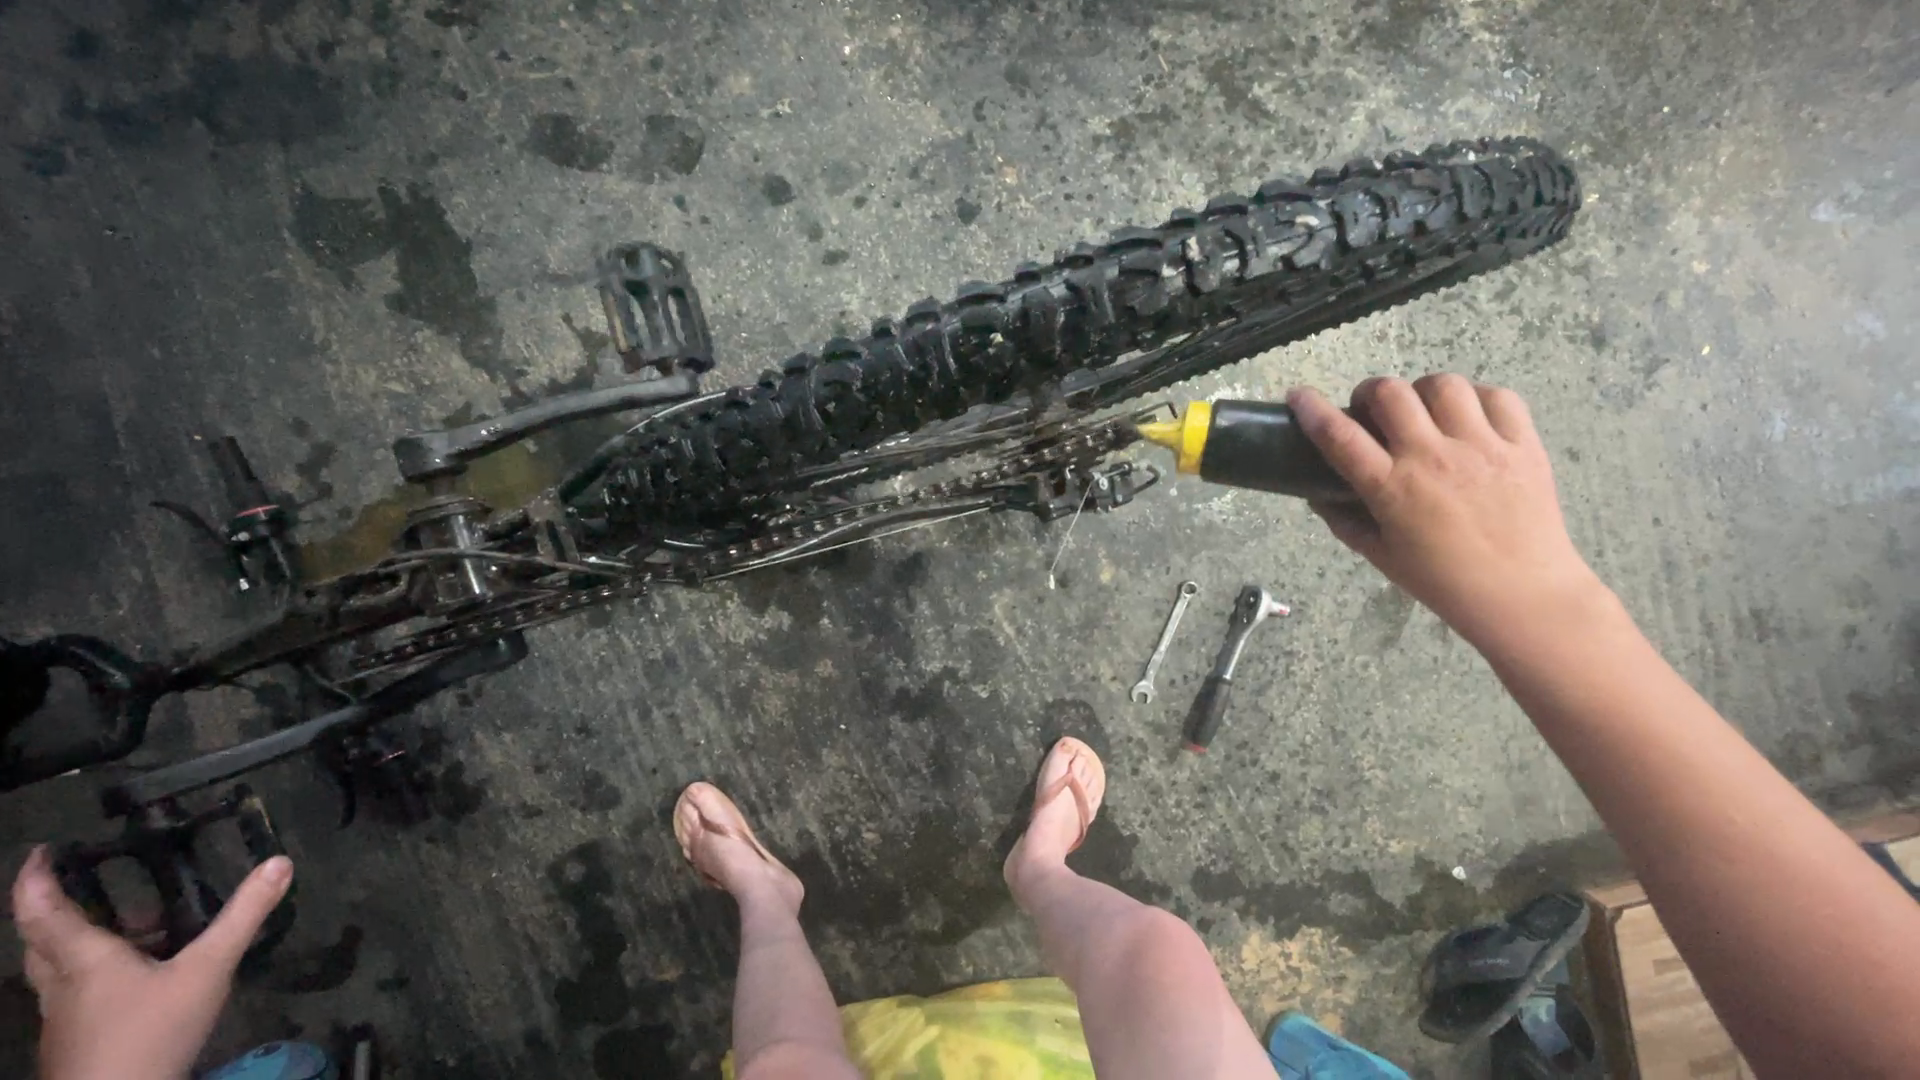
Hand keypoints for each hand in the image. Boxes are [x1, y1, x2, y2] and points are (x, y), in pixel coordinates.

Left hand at [10, 846, 292, 1079]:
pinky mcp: (75, 1039)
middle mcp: (63, 985)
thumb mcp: (209, 969)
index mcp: (84, 960)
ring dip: (73, 940)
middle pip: (39, 942)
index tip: (41, 852)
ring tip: (118, 921)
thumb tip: (279, 862)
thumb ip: (243, 916)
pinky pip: (74, 990)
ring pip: (54, 969)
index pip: (43, 913)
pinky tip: (132, 972)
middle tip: (72, 881)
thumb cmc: (150, 1032)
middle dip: (47, 910)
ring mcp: (64, 1017)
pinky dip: (91, 968)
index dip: (36, 881)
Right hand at [1288, 375, 1605, 646]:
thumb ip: (1343, 520)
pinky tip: (1468, 418)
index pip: (1339, 435)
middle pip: (1389, 393)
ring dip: (1421, 392)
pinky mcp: (1523, 444)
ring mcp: (1481, 446)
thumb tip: (1318, 494)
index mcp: (1391, 488)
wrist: (1523, 594)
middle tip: (1371, 412)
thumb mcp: (1379, 554)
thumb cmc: (1442, 580)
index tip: (1298, 396)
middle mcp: (1432, 458)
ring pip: (1443, 385)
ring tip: (1423, 412)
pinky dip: (1476, 398)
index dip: (1311, 409)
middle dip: (1370, 393)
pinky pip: (1497, 396)